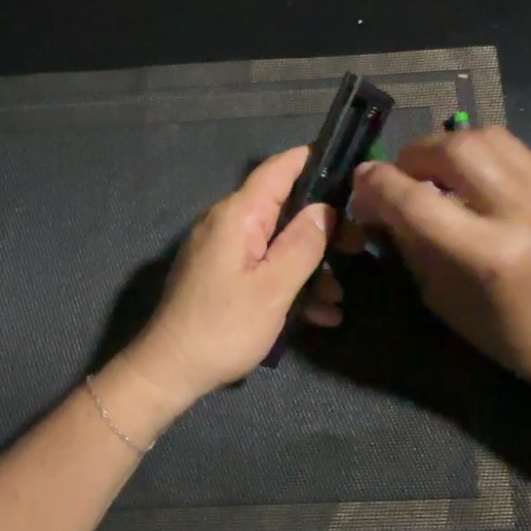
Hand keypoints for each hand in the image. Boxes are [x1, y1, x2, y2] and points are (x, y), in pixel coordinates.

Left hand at [121, 146, 336, 407]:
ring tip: (340, 297)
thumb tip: (326, 207)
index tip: (353, 169)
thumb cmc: (225, 327)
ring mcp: (222, 251)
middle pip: (283, 208)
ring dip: (310, 266)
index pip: (279, 169)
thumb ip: (303, 244)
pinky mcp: (220, 277)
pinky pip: (262, 268)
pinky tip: (319, 315)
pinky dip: (289, 285)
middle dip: (323, 227)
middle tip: (360, 247)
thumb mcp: (274, 288)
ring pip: (276, 244)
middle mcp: (226, 223)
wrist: (171, 369)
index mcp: (237, 215)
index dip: (315, 161)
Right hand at [344, 128, 530, 383]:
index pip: (417, 200)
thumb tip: (370, 188)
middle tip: (404, 173)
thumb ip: (404, 231)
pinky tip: (479, 185)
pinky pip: (512, 150)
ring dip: (449, 148)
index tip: (362, 178)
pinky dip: (483, 160)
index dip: (380, 183)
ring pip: (486, 137)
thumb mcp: (432, 285)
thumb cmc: (488, 320)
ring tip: (438, 172)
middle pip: (456, 150)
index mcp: (487, 255)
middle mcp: (525, 215)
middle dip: (416, 154)